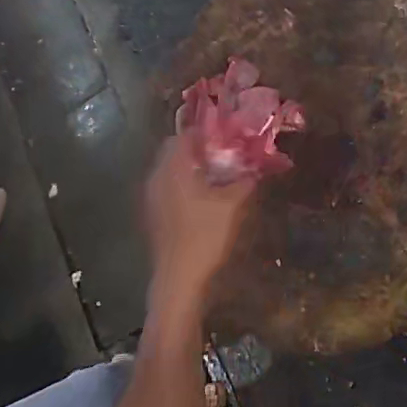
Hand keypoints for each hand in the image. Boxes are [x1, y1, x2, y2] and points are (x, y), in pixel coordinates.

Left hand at [144, 136, 256, 309]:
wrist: (179, 274)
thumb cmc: (205, 234)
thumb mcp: (232, 204)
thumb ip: (243, 181)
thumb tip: (254, 169)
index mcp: (174, 169)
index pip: (184, 136)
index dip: (205, 132)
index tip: (227, 135)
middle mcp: (157, 177)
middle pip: (174, 151)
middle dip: (198, 149)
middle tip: (225, 154)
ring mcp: (152, 195)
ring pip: (170, 169)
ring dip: (191, 167)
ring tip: (218, 174)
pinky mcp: (154, 211)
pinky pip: (168, 185)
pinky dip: (185, 183)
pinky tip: (204, 196)